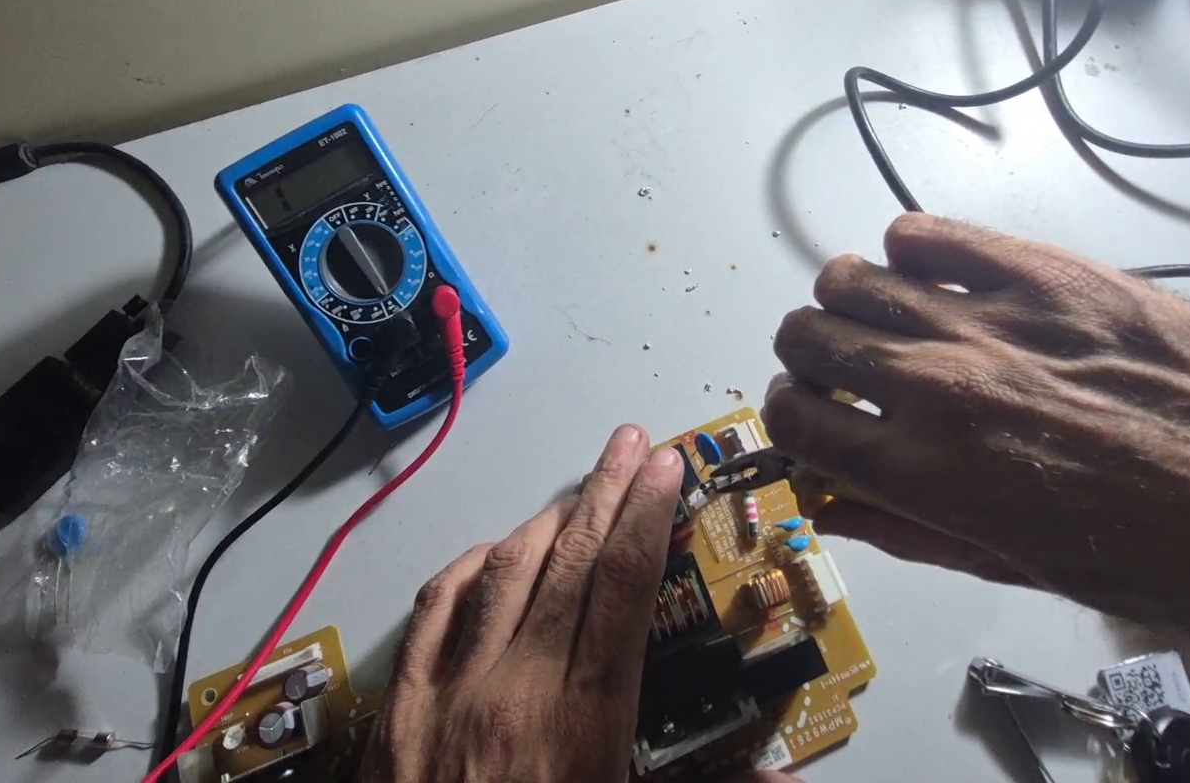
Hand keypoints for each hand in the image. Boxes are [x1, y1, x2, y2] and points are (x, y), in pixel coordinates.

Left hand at [359, 425, 682, 782]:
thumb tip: (787, 777)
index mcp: (581, 723)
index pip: (622, 589)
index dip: (647, 517)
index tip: (667, 465)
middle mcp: (516, 687)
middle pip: (570, 562)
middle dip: (607, 490)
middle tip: (631, 439)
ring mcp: (450, 689)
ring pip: (506, 570)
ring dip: (547, 520)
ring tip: (582, 490)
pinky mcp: (402, 704)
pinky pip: (436, 607)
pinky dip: (471, 566)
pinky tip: (495, 550)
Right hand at [761, 214, 1189, 645]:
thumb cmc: (1164, 559)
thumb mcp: (1014, 565)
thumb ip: (904, 528)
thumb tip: (831, 504)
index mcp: (924, 471)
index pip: (793, 419)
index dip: (787, 415)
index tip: (807, 414)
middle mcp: (936, 385)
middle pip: (805, 335)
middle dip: (807, 354)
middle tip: (841, 368)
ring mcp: (986, 317)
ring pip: (848, 275)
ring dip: (846, 299)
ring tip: (883, 316)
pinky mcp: (1040, 270)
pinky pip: (925, 233)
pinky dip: (910, 250)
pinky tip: (936, 278)